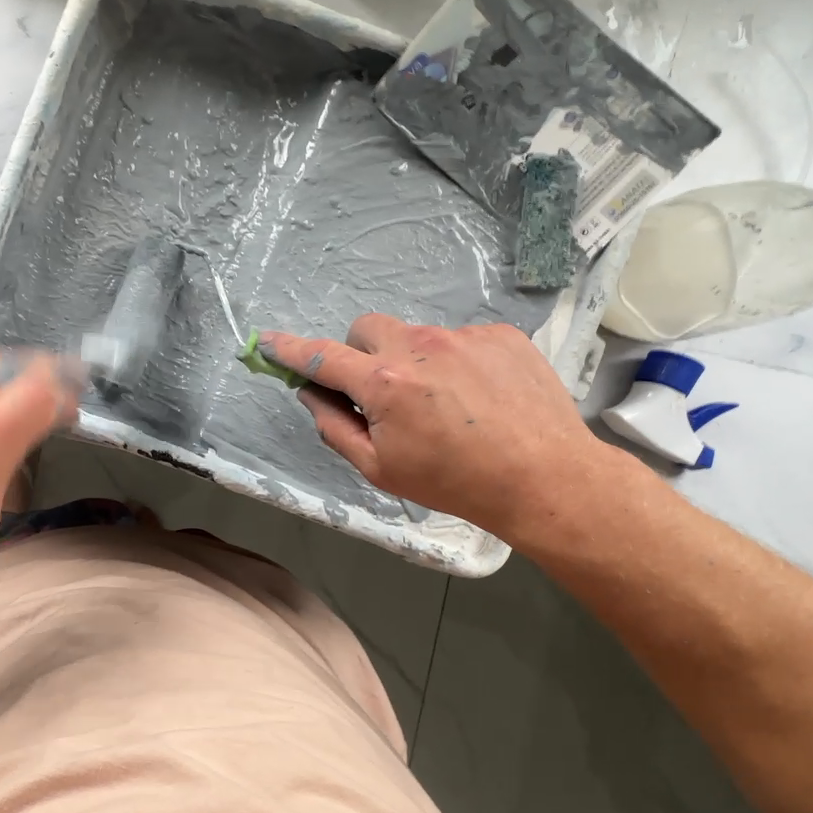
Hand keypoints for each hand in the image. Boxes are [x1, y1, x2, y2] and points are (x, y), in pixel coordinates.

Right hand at [259, 316, 614, 540]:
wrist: (546, 478)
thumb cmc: (453, 482)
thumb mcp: (379, 468)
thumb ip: (334, 427)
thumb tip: (313, 395)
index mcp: (384, 383)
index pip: (322, 357)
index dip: (290, 350)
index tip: (267, 340)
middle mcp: (419, 346)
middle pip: (365, 329)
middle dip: (360, 354)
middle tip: (379, 393)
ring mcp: (463, 336)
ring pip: (414, 335)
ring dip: (411, 360)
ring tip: (444, 403)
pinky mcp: (501, 335)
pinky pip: (457, 338)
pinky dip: (454, 361)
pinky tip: (478, 396)